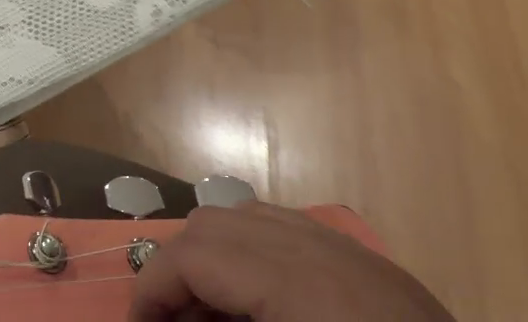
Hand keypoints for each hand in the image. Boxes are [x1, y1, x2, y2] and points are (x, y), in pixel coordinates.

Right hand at [130, 201, 453, 321]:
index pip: (190, 257)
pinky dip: (256, 252)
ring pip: (247, 217)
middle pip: (211, 226)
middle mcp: (315, 247)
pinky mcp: (377, 268)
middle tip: (171, 321)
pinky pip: (292, 231)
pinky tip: (263, 298)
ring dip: (214, 255)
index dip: (151, 290)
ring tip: (213, 309)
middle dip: (178, 269)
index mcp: (293, 280)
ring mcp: (350, 252)